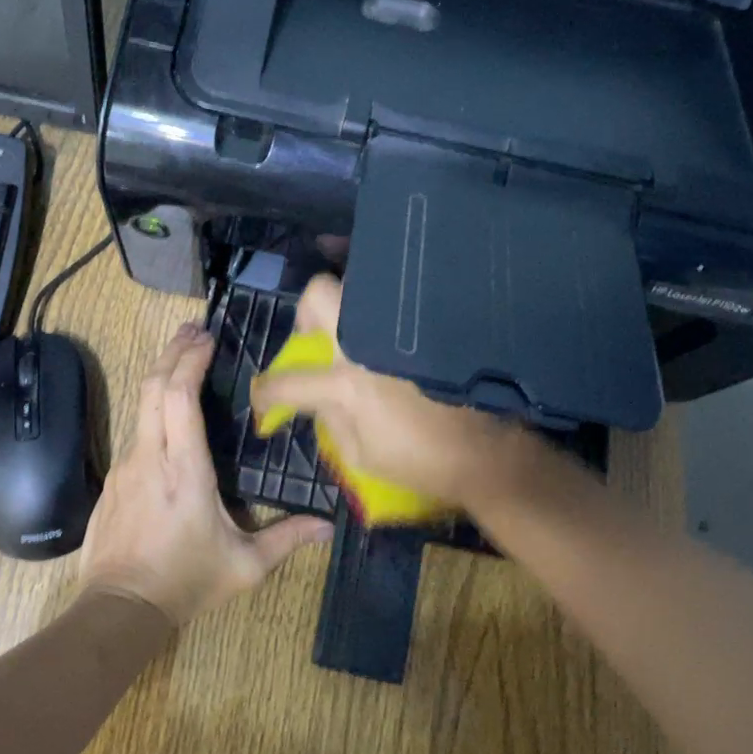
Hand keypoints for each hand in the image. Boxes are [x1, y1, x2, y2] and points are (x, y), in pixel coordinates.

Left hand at [78, 322, 333, 624]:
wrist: (119, 609)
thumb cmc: (186, 581)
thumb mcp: (244, 565)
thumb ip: (286, 539)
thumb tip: (328, 528)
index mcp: (185, 470)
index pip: (179, 397)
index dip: (190, 361)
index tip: (207, 339)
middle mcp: (150, 458)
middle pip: (153, 387)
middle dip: (172, 352)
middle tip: (193, 330)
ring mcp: (125, 468)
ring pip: (140, 407)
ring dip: (161, 376)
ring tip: (182, 358)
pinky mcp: (112, 482)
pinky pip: (134, 434)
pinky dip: (152, 410)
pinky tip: (167, 415)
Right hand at [249, 275, 520, 509]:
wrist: (488, 452)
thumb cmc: (422, 463)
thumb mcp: (361, 456)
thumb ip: (331, 420)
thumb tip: (318, 398)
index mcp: (348, 384)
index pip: (289, 380)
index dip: (265, 393)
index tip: (264, 399)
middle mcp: (368, 344)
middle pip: (320, 294)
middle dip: (306, 313)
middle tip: (316, 339)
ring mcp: (399, 331)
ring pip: (360, 290)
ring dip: (348, 311)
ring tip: (356, 338)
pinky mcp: (427, 328)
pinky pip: (396, 307)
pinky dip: (384, 318)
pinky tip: (388, 341)